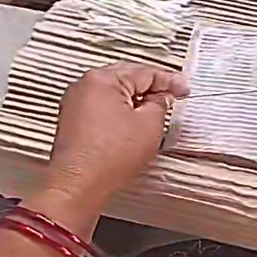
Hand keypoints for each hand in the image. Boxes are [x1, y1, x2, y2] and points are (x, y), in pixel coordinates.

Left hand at [41, 63, 188, 218]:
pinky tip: (132, 125)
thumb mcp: (150, 125)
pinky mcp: (73, 119)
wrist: (79, 185)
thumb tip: (161, 98)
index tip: (183, 89)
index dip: (170, 81)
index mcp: (103, 79)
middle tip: (172, 97)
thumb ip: (160, 103)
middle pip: (128, 78)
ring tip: (154, 113)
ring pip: (114, 92)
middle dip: (151, 88)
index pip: (145, 72)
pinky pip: (102, 106)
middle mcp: (85, 85)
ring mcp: (75, 102)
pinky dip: (120, 111)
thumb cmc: (108, 157)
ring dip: (135, 100)